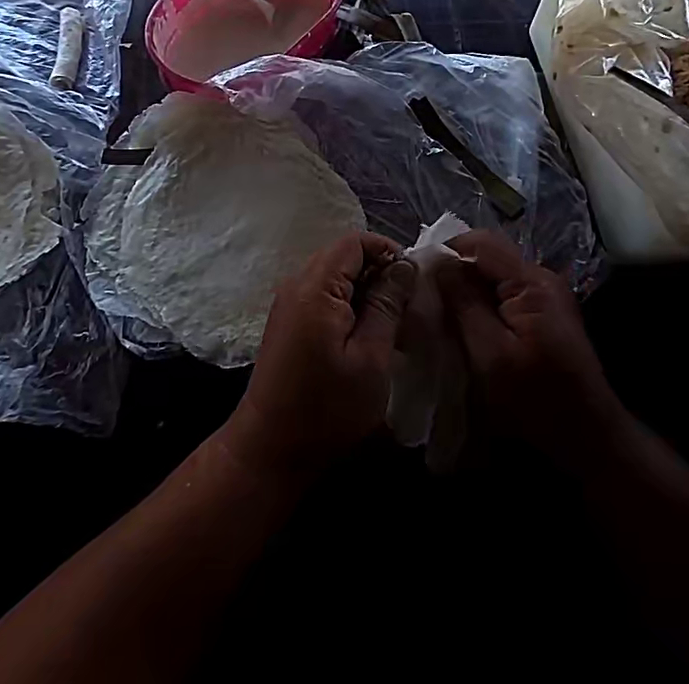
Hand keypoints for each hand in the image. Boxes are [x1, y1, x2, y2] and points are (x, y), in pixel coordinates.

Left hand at [225, 231, 415, 476]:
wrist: (272, 446)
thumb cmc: (327, 407)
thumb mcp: (371, 358)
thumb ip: (387, 306)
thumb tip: (403, 266)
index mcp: (314, 288)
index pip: (353, 242)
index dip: (387, 251)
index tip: (415, 280)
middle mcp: (295, 285)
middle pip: (342, 257)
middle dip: (379, 272)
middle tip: (409, 306)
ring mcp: (288, 304)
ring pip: (334, 278)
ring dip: (366, 292)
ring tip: (395, 325)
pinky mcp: (288, 323)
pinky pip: (323, 298)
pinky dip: (349, 307)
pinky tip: (370, 337)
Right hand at [439, 229, 631, 468]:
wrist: (588, 438)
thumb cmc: (536, 398)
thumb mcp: (490, 352)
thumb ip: (464, 303)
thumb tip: (439, 264)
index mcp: (532, 282)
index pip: (480, 243)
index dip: (445, 252)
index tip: (417, 275)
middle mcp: (541, 280)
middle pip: (486, 257)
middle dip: (452, 272)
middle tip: (423, 297)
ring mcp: (544, 297)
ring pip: (491, 276)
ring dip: (464, 290)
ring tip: (438, 313)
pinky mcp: (542, 315)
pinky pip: (501, 294)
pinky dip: (478, 304)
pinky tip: (463, 326)